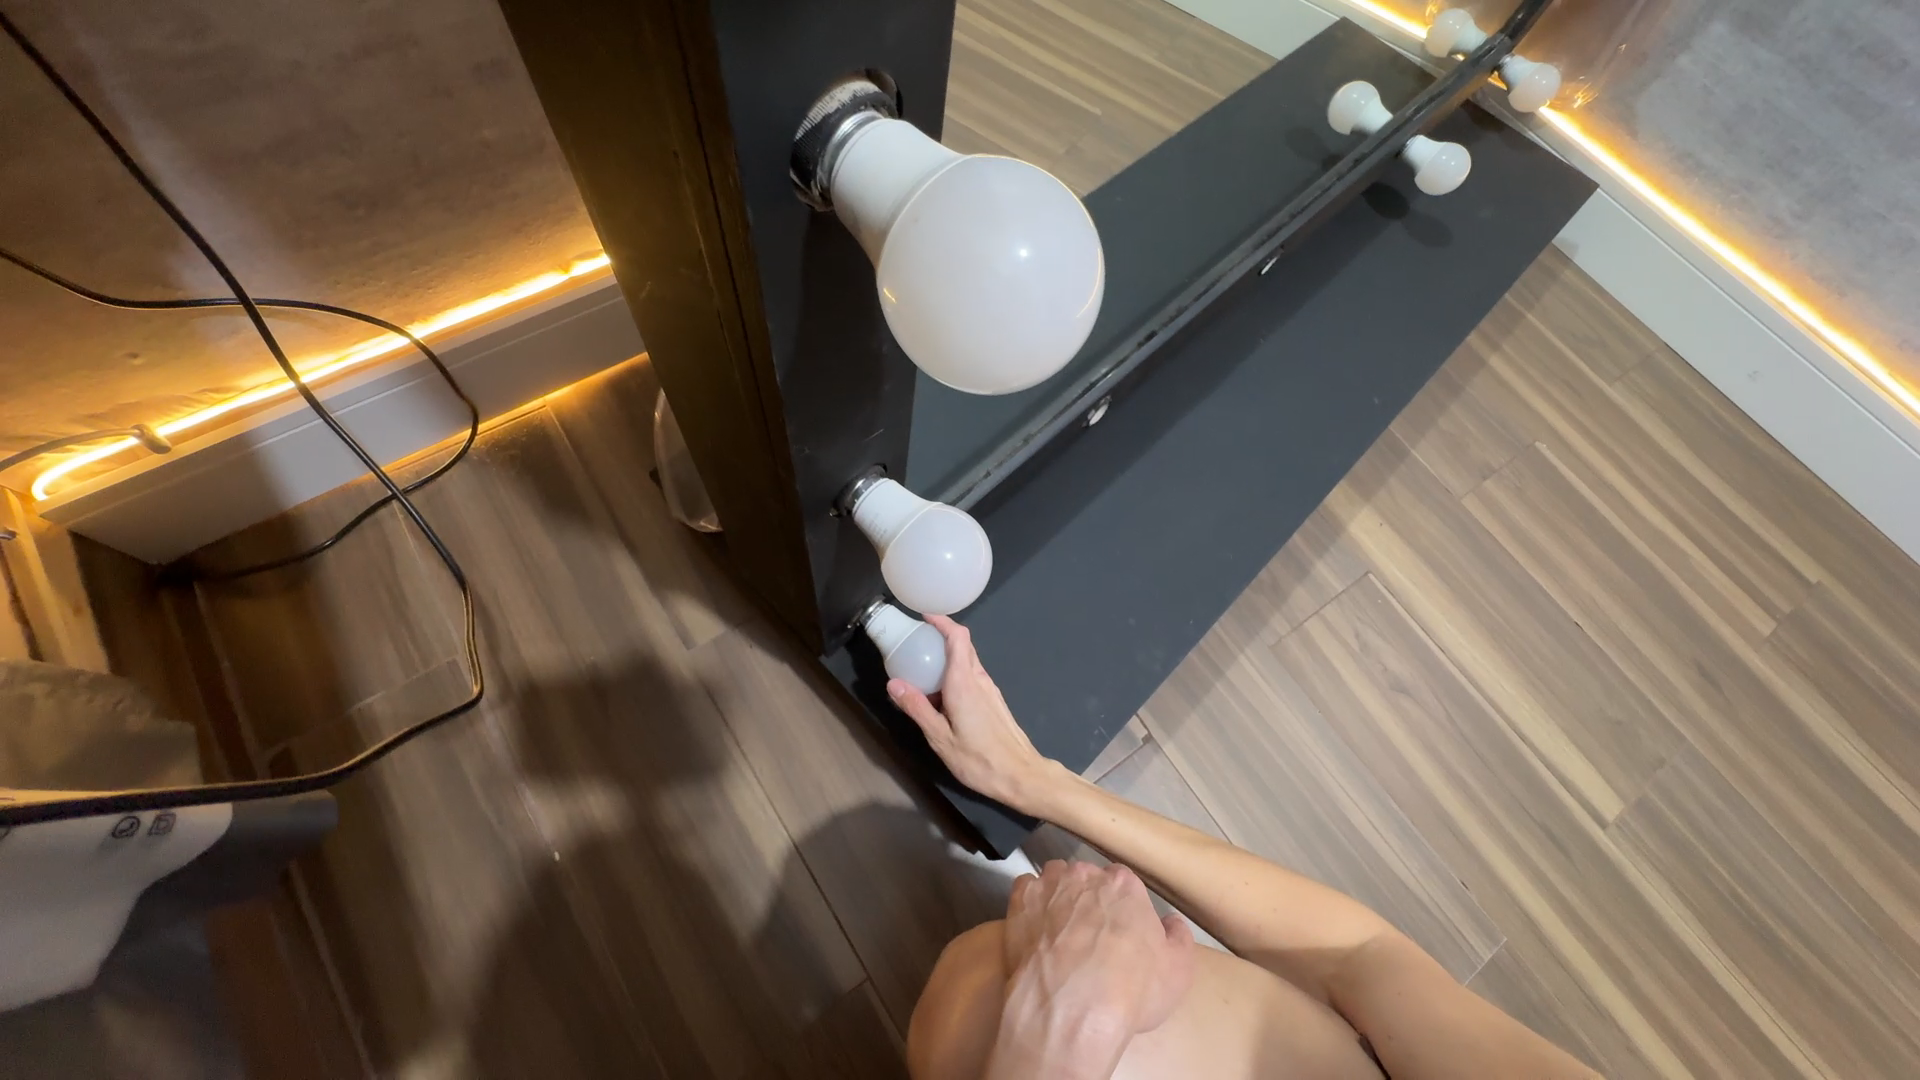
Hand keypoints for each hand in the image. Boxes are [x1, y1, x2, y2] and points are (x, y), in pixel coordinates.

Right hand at [888, 614, 1055, 812]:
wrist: (1020, 775)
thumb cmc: (978, 759)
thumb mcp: (940, 737)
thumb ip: (917, 708)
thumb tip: (894, 683)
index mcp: (964, 683)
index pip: (958, 637)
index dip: (943, 621)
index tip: (924, 617)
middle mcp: (980, 680)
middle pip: (963, 645)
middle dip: (941, 636)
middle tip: (917, 641)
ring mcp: (990, 690)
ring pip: (968, 661)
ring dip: (948, 656)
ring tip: (924, 667)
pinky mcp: (994, 702)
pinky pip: (973, 676)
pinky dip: (956, 673)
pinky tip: (942, 693)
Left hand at [986, 860, 1196, 1078]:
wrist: (1072, 1007)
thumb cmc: (1130, 990)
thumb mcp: (1178, 971)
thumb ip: (1179, 938)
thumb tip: (1172, 922)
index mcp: (1124, 885)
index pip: (1123, 884)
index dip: (1121, 909)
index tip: (1118, 931)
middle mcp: (1086, 874)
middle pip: (1088, 879)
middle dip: (1089, 900)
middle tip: (1089, 934)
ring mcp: (1050, 883)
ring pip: (1055, 879)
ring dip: (1058, 897)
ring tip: (1060, 931)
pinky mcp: (1020, 899)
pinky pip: (1026, 890)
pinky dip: (1030, 904)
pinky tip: (1035, 928)